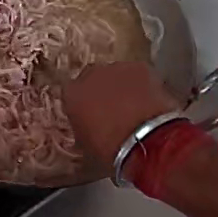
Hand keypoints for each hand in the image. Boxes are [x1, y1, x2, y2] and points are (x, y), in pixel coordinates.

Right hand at [62, 62, 180, 167]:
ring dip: (120, 86)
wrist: (144, 140)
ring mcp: (116, 68)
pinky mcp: (140, 67)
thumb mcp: (84, 144)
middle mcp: (90, 75)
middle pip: (92, 77)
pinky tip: (147, 99)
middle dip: (99, 89)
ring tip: (133, 104)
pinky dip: (141, 84)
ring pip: (115, 74)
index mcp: (72, 95)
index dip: (80, 101)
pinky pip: (137, 74)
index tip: (88, 112)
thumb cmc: (108, 149)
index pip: (70, 91)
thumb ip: (81, 127)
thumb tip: (87, 126)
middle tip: (111, 108)